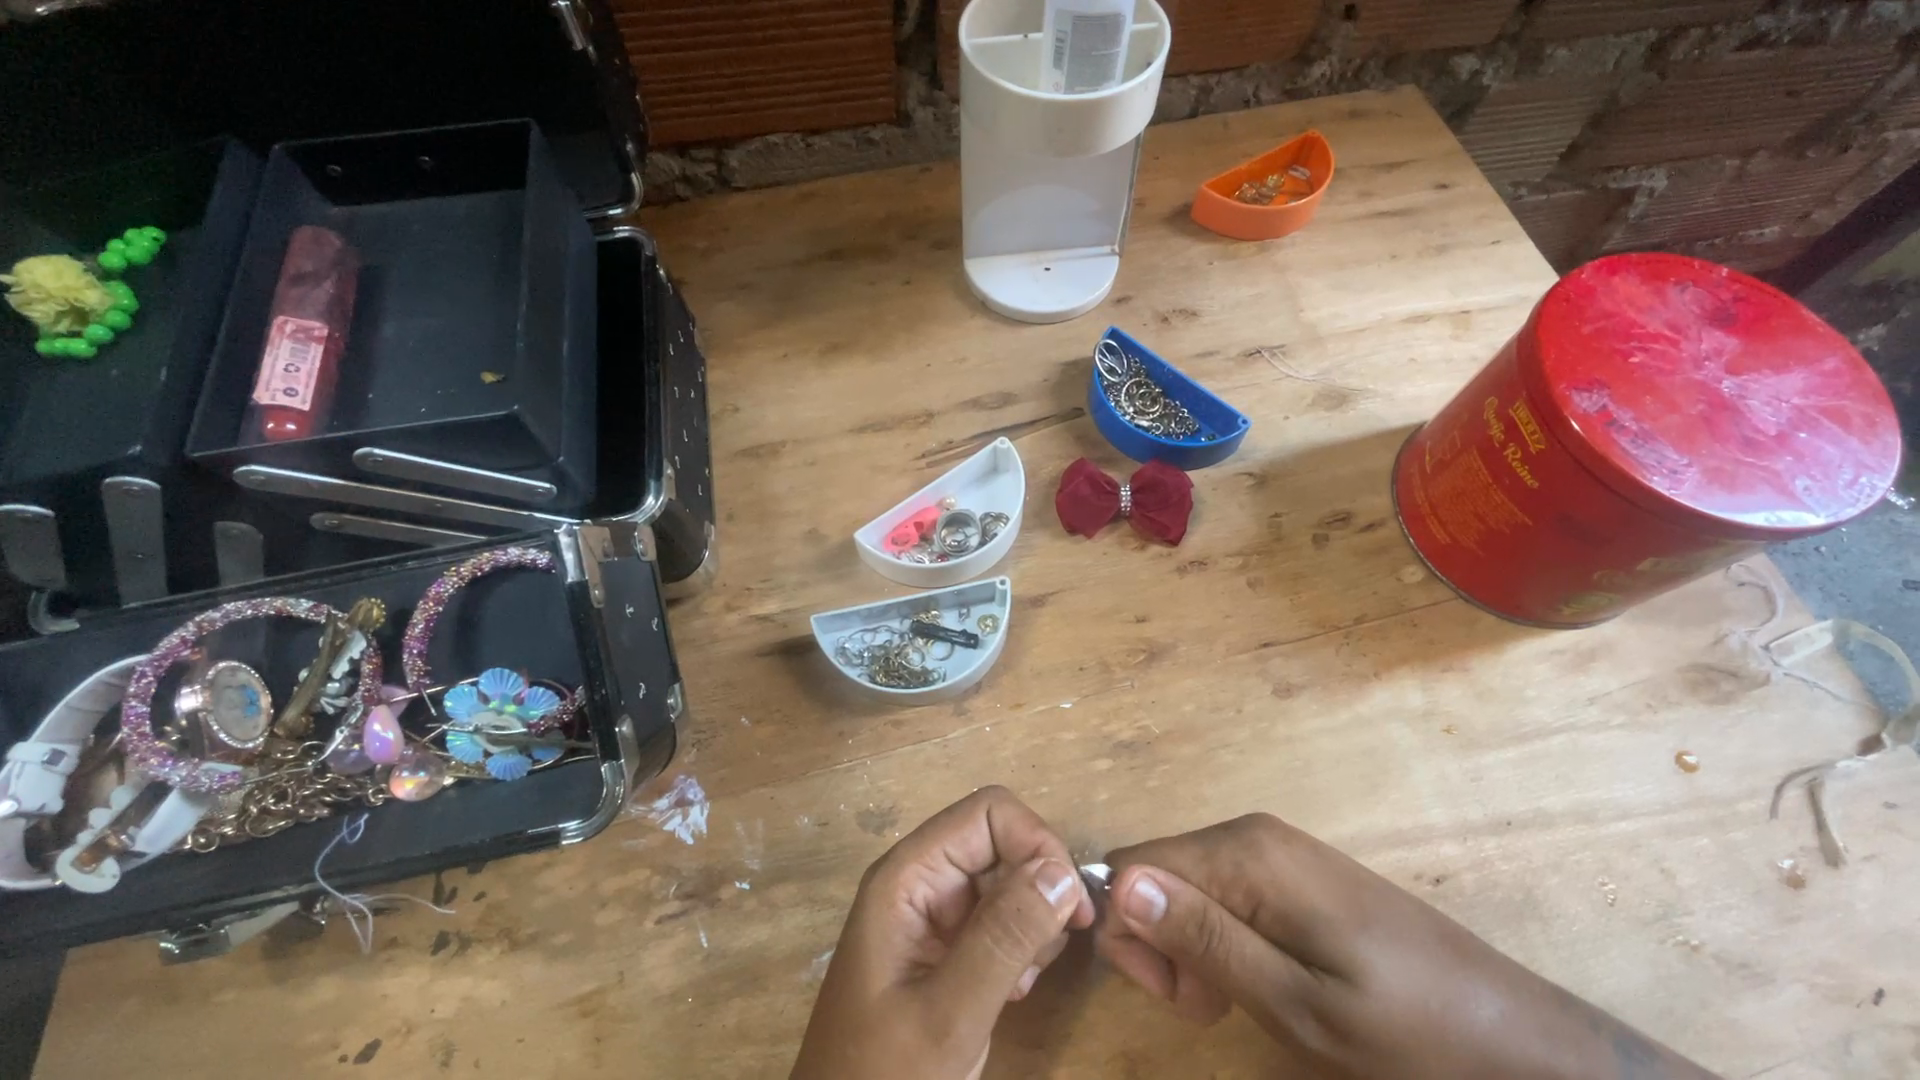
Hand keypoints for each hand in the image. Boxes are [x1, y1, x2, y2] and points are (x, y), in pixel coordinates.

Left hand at [792, 786, 1095, 1079]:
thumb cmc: (884, 1074)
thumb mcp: (948, 1013)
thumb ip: (1003, 938)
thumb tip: (1060, 870)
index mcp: (906, 877)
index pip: (987, 812)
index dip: (1035, 842)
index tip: (1068, 904)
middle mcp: (921, 882)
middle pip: (1002, 842)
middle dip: (1037, 888)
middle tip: (1043, 953)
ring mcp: (935, 915)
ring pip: (1009, 882)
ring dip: (1032, 924)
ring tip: (1019, 981)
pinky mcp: (949, 947)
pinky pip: (1003, 920)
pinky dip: (1022, 948)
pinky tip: (1011, 991)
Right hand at [1095, 814, 1718, 1079]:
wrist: (1511, 1034)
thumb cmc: (1406, 1029)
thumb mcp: (1297, 1004)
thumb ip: (1206, 940)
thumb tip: (1121, 884)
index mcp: (1246, 854)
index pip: (1131, 867)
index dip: (1130, 932)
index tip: (1176, 994)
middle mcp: (1251, 833)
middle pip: (1154, 874)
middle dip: (1160, 942)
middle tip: (1210, 1005)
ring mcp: (1273, 849)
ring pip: (1182, 887)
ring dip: (1189, 947)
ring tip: (1238, 999)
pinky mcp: (1290, 871)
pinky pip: (1220, 893)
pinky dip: (1219, 940)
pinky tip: (1259, 977)